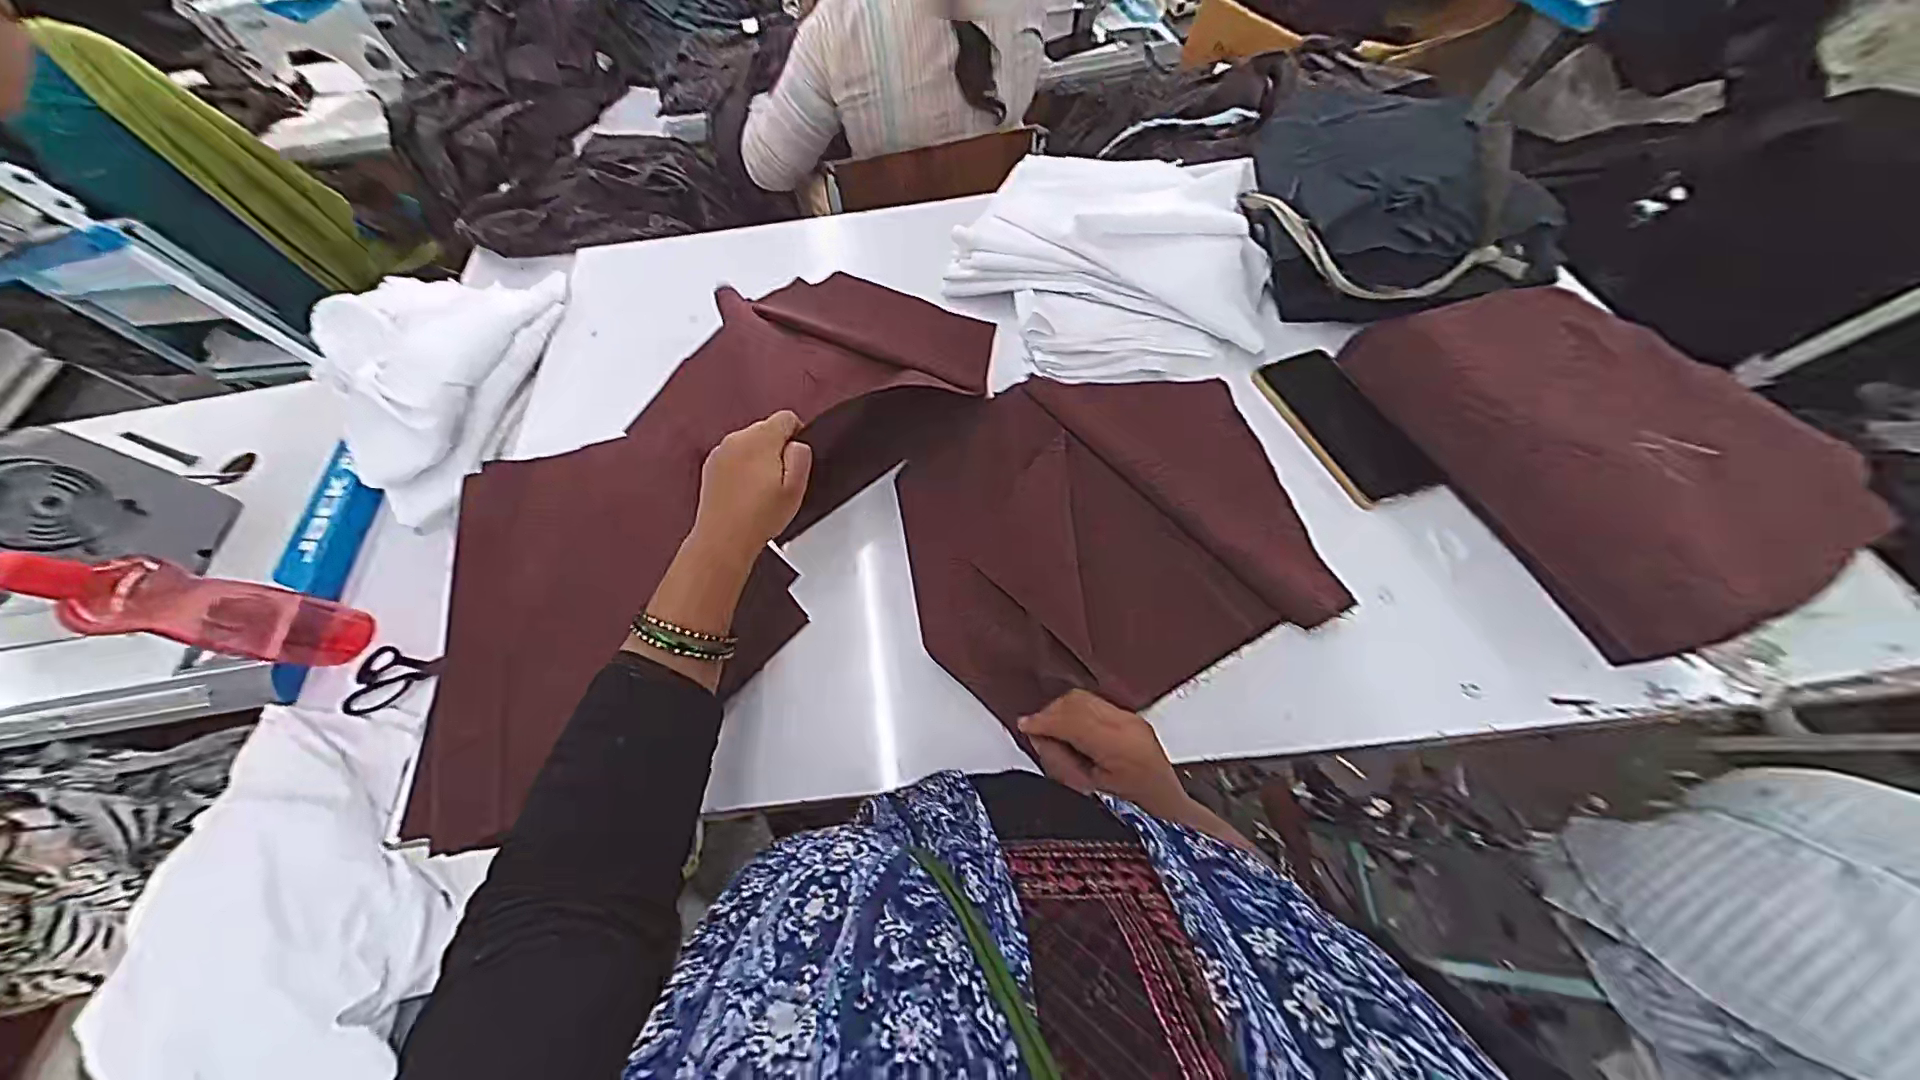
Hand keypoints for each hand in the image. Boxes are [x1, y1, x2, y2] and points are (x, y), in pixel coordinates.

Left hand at [689, 410, 812, 567]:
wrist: (724, 539)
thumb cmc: (757, 517)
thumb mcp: (796, 487)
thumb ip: (801, 456)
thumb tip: (798, 444)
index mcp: (760, 439)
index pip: (786, 417)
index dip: (798, 436)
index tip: (797, 458)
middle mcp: (737, 440)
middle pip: (767, 430)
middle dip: (777, 450)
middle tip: (781, 481)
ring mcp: (720, 452)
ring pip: (750, 445)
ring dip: (759, 461)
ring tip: (763, 491)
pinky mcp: (711, 466)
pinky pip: (735, 459)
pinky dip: (742, 471)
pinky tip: (748, 494)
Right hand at [1019, 691, 1191, 820]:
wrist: (1168, 800)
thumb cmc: (1135, 803)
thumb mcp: (1090, 787)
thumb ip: (1061, 760)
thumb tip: (1040, 738)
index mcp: (1115, 746)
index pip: (1069, 721)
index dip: (1042, 721)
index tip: (1026, 725)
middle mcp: (1125, 725)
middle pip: (1075, 703)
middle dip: (1049, 713)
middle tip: (1036, 727)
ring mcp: (1130, 717)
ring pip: (1083, 698)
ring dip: (1061, 708)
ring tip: (1051, 726)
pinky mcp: (1131, 715)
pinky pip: (1095, 702)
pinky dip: (1076, 708)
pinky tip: (1070, 722)